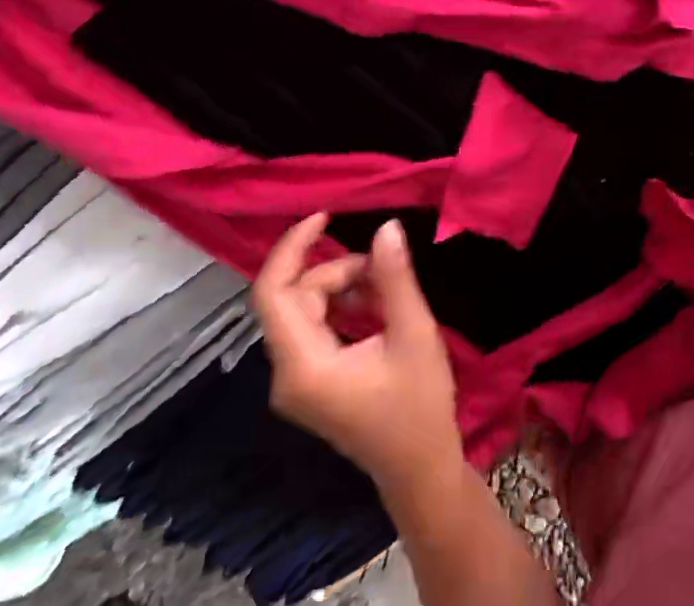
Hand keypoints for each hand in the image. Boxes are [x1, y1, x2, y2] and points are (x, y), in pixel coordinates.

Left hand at [251, 213, 463, 491]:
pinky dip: (339, 309)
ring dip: (339, 289)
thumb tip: (387, 228)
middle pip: (293, 299)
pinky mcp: (308, 383)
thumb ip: (396, 279)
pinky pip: (312, 329)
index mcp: (302, 365)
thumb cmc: (420, 410)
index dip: (291, 248)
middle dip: (333, 272)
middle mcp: (286, 373)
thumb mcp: (414, 336)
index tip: (323, 218)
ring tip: (384, 288)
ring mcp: (294, 381)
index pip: (272, 292)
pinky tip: (374, 307)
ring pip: (303, 311)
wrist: (421, 474)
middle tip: (379, 266)